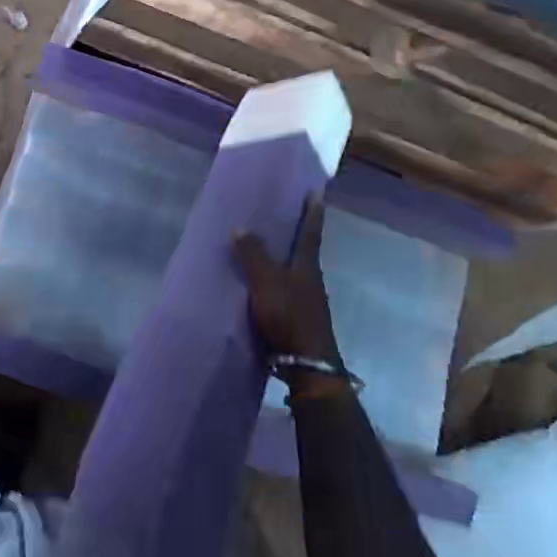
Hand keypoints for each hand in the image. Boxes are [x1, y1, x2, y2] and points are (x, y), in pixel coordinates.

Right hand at [234, 193, 341, 376]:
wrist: (306, 363)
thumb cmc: (289, 316)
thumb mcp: (266, 282)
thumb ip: (253, 256)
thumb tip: (241, 227)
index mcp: (306, 266)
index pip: (310, 232)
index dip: (312, 213)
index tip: (315, 193)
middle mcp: (310, 280)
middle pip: (304, 252)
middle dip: (296, 235)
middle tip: (284, 217)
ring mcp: (306, 301)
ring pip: (294, 273)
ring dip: (283, 261)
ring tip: (265, 251)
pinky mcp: (297, 318)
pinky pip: (284, 292)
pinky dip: (274, 283)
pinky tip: (260, 287)